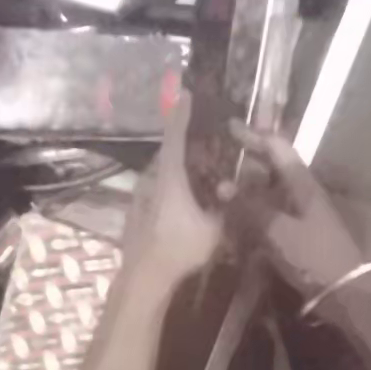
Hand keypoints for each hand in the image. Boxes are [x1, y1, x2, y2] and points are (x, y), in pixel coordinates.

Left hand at [125, 96, 220, 284]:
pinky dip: (168, 186)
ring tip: (193, 169)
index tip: (185, 93)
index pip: (175, 137)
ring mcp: (140, 196)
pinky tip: (179, 199)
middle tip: (199, 139)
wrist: (145, 275)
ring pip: (159, 173)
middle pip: (167, 154)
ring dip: (175, 168)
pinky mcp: (136, 213)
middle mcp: (152, 180)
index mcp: (170, 177)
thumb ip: (225, 209)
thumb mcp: (214, 230)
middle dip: (182, 143)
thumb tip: (234, 194)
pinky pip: (155, 190)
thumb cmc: (181, 248)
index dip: (181, 115)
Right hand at [228, 121, 365, 296]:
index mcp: (302, 185)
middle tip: (221, 158)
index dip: (253, 137)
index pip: (277, 149)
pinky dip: (256, 215)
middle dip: (249, 162)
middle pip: (274, 170)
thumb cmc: (315, 257)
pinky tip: (238, 222)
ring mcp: (304, 217)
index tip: (229, 128)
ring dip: (249, 190)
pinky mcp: (301, 238)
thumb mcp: (280, 231)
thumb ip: (251, 208)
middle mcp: (303, 195)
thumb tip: (222, 186)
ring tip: (222, 189)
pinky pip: (274, 218)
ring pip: (273, 194)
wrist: (347, 293)